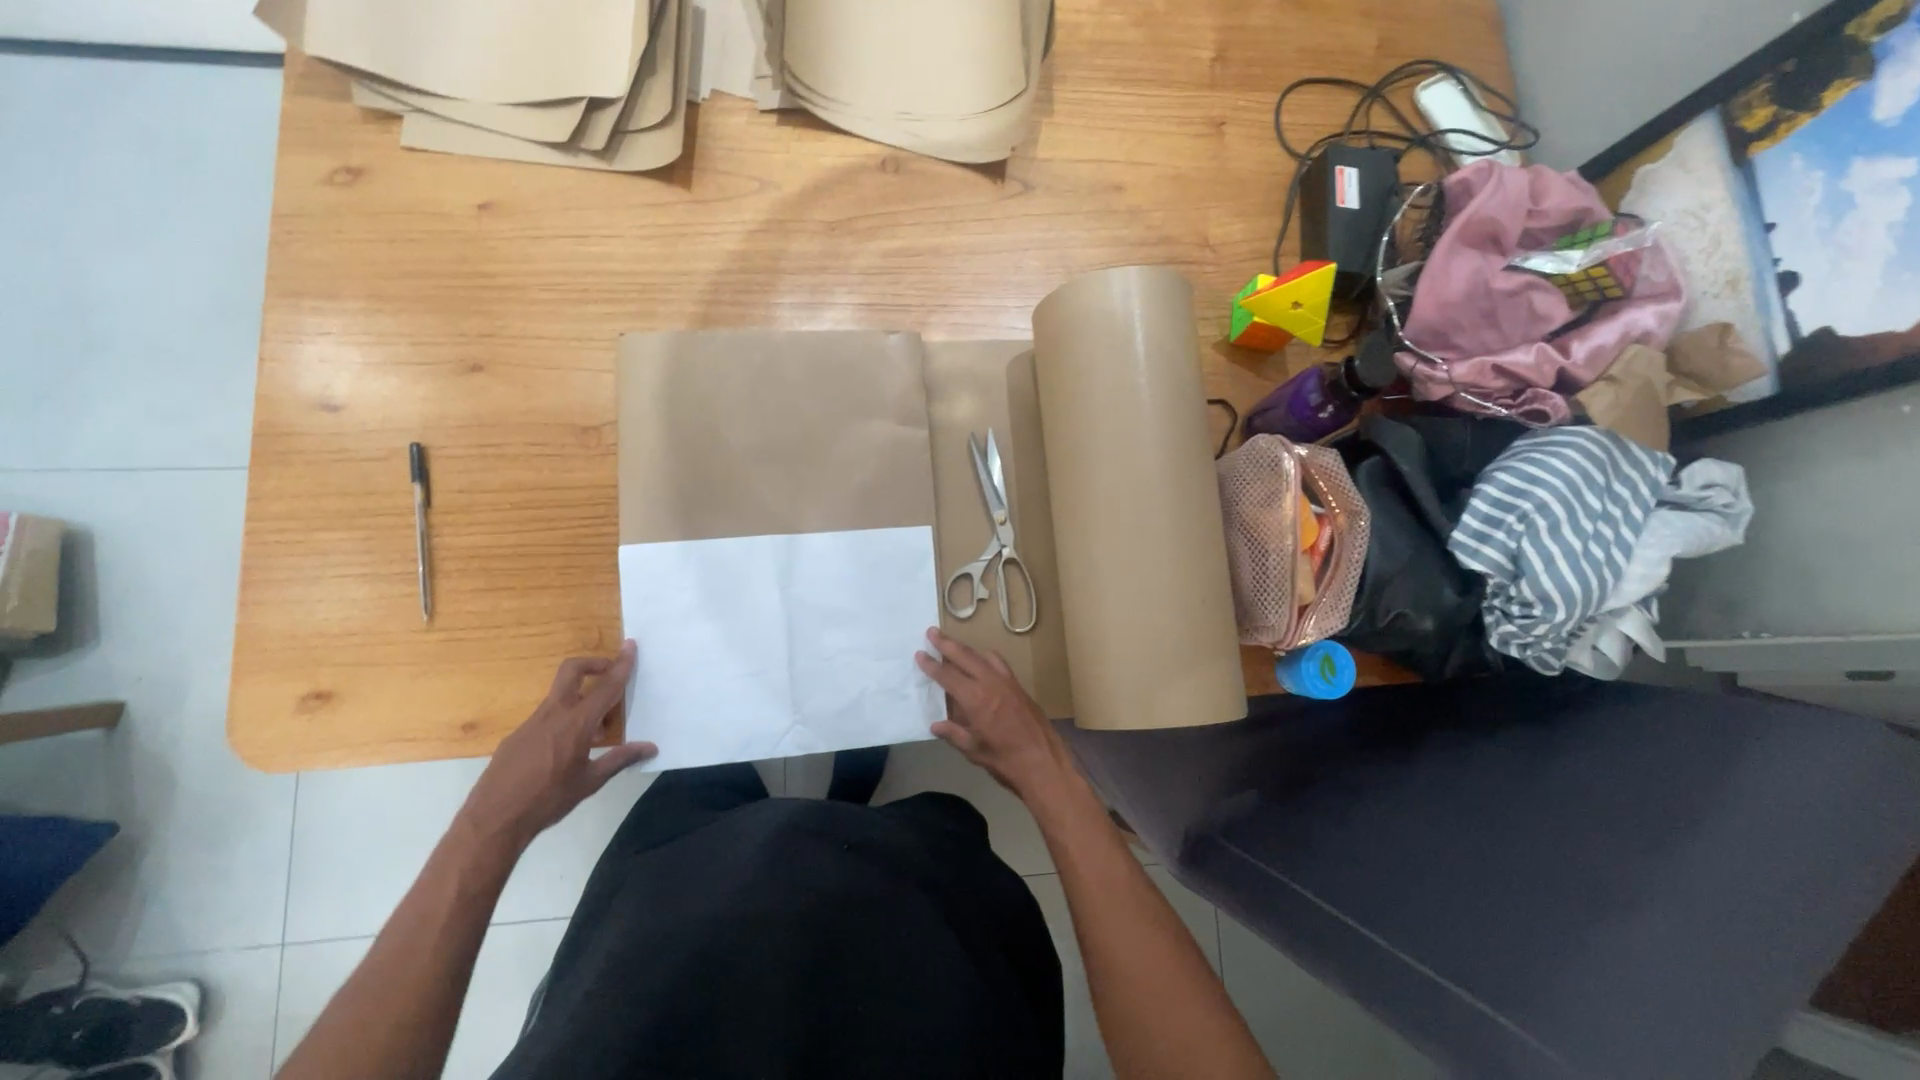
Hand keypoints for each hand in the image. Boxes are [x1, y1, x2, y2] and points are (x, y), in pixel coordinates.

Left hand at [459, 641, 656, 849]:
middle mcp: (552, 714)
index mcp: (575, 724)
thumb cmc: (548, 800)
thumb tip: (650, 747)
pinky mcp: (516, 736)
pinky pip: (546, 718)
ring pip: (560, 697)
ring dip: (581, 701)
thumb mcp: (590, 782)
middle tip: (610, 673)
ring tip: (596, 733)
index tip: (630, 646)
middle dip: (593, 663)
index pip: (605, 687)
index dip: (621, 666)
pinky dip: (564, 721)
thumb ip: (620, 759)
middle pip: (571, 671)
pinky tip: (566, 752)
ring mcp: (530, 723)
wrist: (493, 819)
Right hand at [915, 627, 1080, 802]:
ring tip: (953, 645)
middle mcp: (991, 684)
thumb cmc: (1005, 762)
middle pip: (966, 657)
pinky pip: (1000, 665)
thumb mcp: (974, 751)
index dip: (932, 665)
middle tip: (932, 631)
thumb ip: (953, 734)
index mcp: (976, 700)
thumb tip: (935, 725)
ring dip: (967, 649)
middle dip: (947, 644)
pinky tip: (982, 663)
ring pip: (984, 657)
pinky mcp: (1020, 688)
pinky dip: (986, 658)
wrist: (1044, 764)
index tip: (920, 654)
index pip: (948, 676)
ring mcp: (1008, 684)